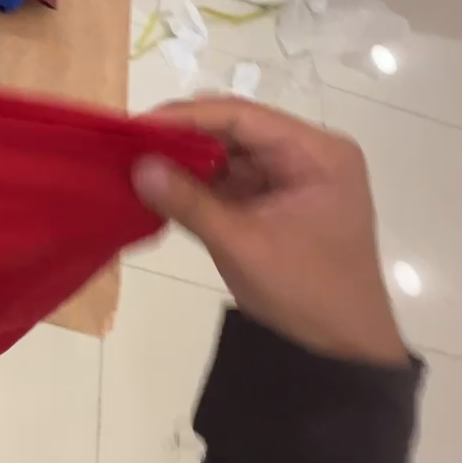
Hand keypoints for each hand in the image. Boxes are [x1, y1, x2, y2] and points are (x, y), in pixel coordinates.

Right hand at [132, 96, 407, 365]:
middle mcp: (304, 153)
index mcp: (317, 155)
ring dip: (179, 153)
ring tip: (132, 157)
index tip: (135, 127)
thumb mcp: (241, 243)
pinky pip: (220, 172)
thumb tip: (136, 165)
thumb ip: (188, 201)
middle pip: (229, 126)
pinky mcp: (266, 194)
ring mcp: (285, 173)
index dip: (185, 116)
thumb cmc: (304, 290)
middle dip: (178, 132)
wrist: (335, 346)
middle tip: (126, 141)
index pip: (241, 116)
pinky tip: (154, 179)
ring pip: (220, 147)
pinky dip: (187, 175)